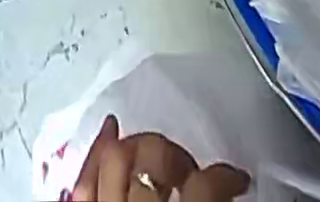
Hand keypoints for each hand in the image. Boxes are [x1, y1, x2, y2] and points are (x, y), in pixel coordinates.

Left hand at [69, 114, 250, 201]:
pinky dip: (96, 151)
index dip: (225, 175)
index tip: (236, 176)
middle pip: (154, 158)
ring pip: (115, 158)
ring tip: (155, 147)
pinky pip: (83, 177)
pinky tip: (108, 129)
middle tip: (193, 165)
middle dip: (175, 153)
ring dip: (138, 146)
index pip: (205, 186)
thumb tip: (228, 189)